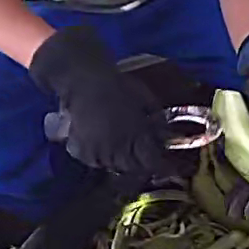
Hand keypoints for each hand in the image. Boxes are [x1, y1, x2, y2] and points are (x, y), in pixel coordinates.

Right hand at [30, 25, 166, 173]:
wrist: (85, 79)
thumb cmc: (119, 85)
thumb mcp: (146, 100)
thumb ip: (157, 120)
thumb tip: (166, 135)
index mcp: (138, 137)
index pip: (153, 163)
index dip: (162, 168)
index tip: (167, 168)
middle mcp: (119, 149)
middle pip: (133, 168)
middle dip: (139, 164)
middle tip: (140, 156)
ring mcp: (99, 152)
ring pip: (113, 166)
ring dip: (119, 161)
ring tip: (119, 150)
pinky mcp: (81, 150)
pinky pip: (93, 162)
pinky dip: (98, 158)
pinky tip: (100, 148)